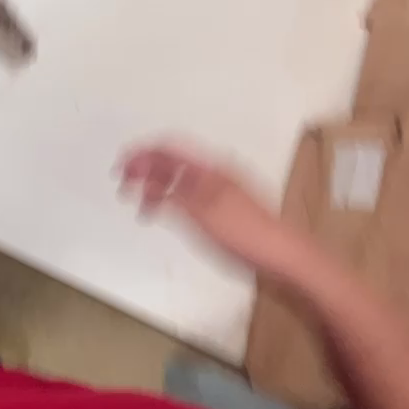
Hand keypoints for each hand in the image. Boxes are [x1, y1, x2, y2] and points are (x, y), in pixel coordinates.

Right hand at [117, 143, 326, 286]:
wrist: (288, 261)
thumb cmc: (246, 234)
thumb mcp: (200, 214)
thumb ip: (170, 195)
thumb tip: (144, 180)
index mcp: (209, 167)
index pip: (168, 147)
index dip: (140, 153)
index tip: (120, 167)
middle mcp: (214, 173)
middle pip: (171, 162)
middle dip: (143, 170)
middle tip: (122, 187)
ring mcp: (220, 191)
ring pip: (178, 180)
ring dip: (154, 187)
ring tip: (139, 207)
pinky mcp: (223, 209)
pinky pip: (187, 195)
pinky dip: (169, 201)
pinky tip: (163, 214)